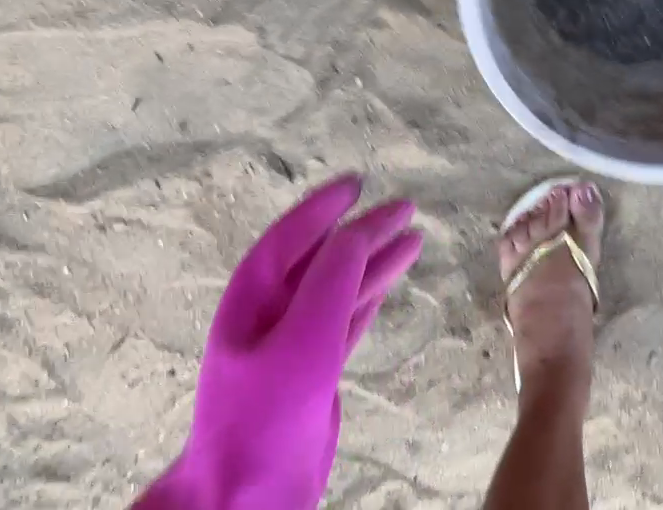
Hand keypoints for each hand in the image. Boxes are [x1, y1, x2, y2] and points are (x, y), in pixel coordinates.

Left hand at [135, 176, 423, 509]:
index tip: (359, 183)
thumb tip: (358, 231)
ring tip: (414, 237)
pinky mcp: (315, 369)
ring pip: (342, 285)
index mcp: (253, 296)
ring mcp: (294, 341)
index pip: (292, 235)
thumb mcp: (304, 336)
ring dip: (375, 260)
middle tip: (405, 208)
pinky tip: (393, 279)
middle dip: (362, 231)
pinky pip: (349, 315)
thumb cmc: (267, 411)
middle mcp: (272, 311)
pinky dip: (372, 293)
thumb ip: (333, 278)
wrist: (248, 494)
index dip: (325, 207)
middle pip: (324, 257)